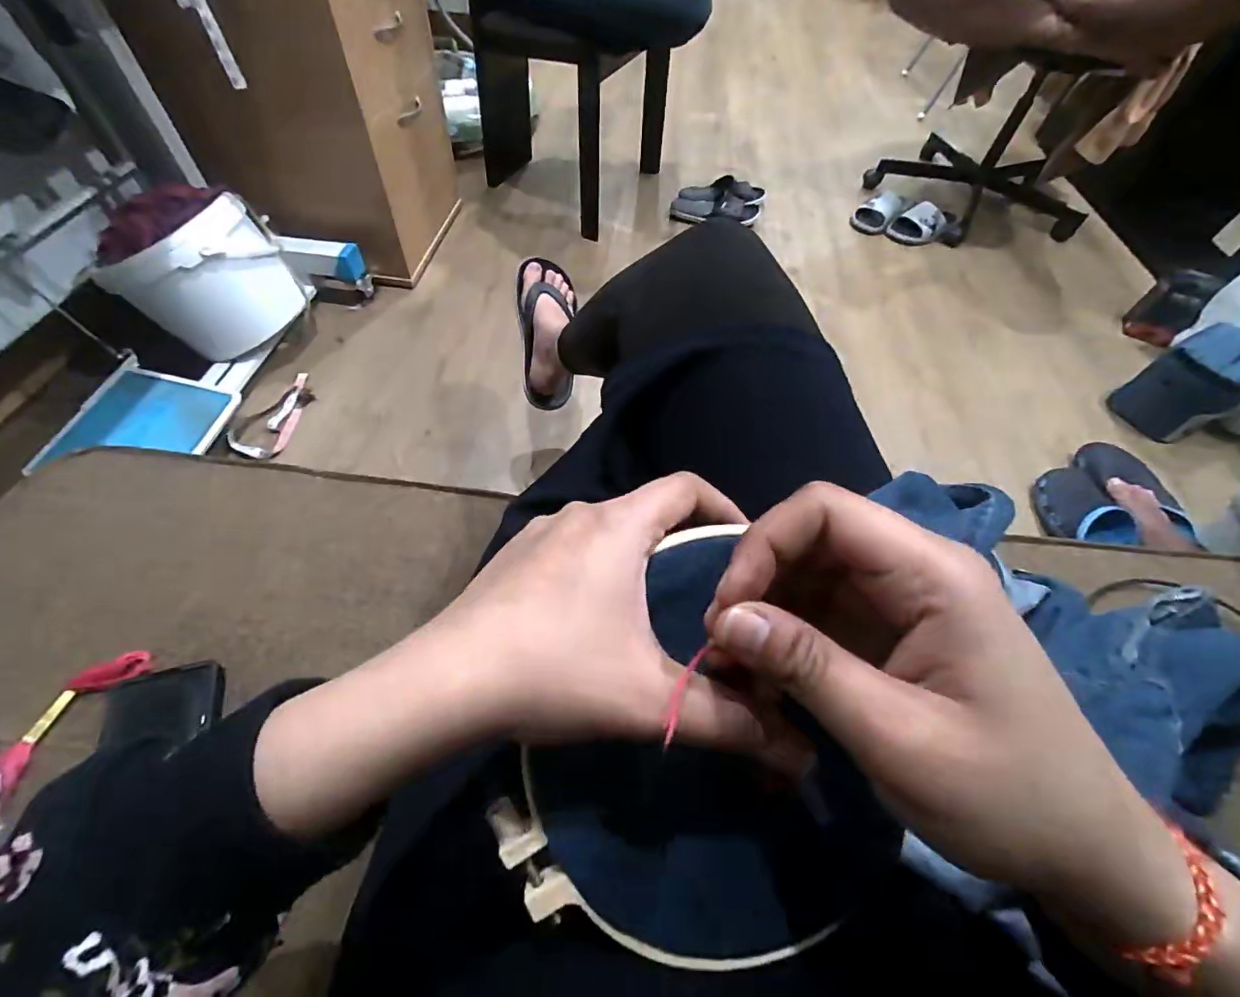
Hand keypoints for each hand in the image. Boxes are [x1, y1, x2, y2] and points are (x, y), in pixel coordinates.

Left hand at [414, 474, 780, 757]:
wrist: (442, 684)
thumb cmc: (554, 671)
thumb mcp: (648, 699)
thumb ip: (726, 720)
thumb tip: (797, 753)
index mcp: (617, 525)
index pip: (688, 486)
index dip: (726, 507)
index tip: (746, 551)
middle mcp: (577, 514)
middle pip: (648, 509)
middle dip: (686, 542)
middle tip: (710, 593)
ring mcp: (537, 533)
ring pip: (607, 530)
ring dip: (639, 557)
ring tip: (655, 608)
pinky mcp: (510, 559)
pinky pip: (572, 549)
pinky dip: (599, 569)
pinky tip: (591, 620)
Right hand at [703, 483, 1197, 944]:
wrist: (1082, 851)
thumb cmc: (1004, 794)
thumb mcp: (897, 735)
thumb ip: (808, 668)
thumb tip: (726, 618)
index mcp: (933, 573)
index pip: (826, 510)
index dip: (764, 542)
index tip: (728, 607)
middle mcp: (916, 570)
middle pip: (813, 538)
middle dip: (758, 581)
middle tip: (723, 644)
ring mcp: (904, 602)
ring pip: (811, 576)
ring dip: (767, 615)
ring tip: (738, 671)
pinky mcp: (893, 634)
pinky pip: (823, 614)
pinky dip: (786, 641)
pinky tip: (767, 683)